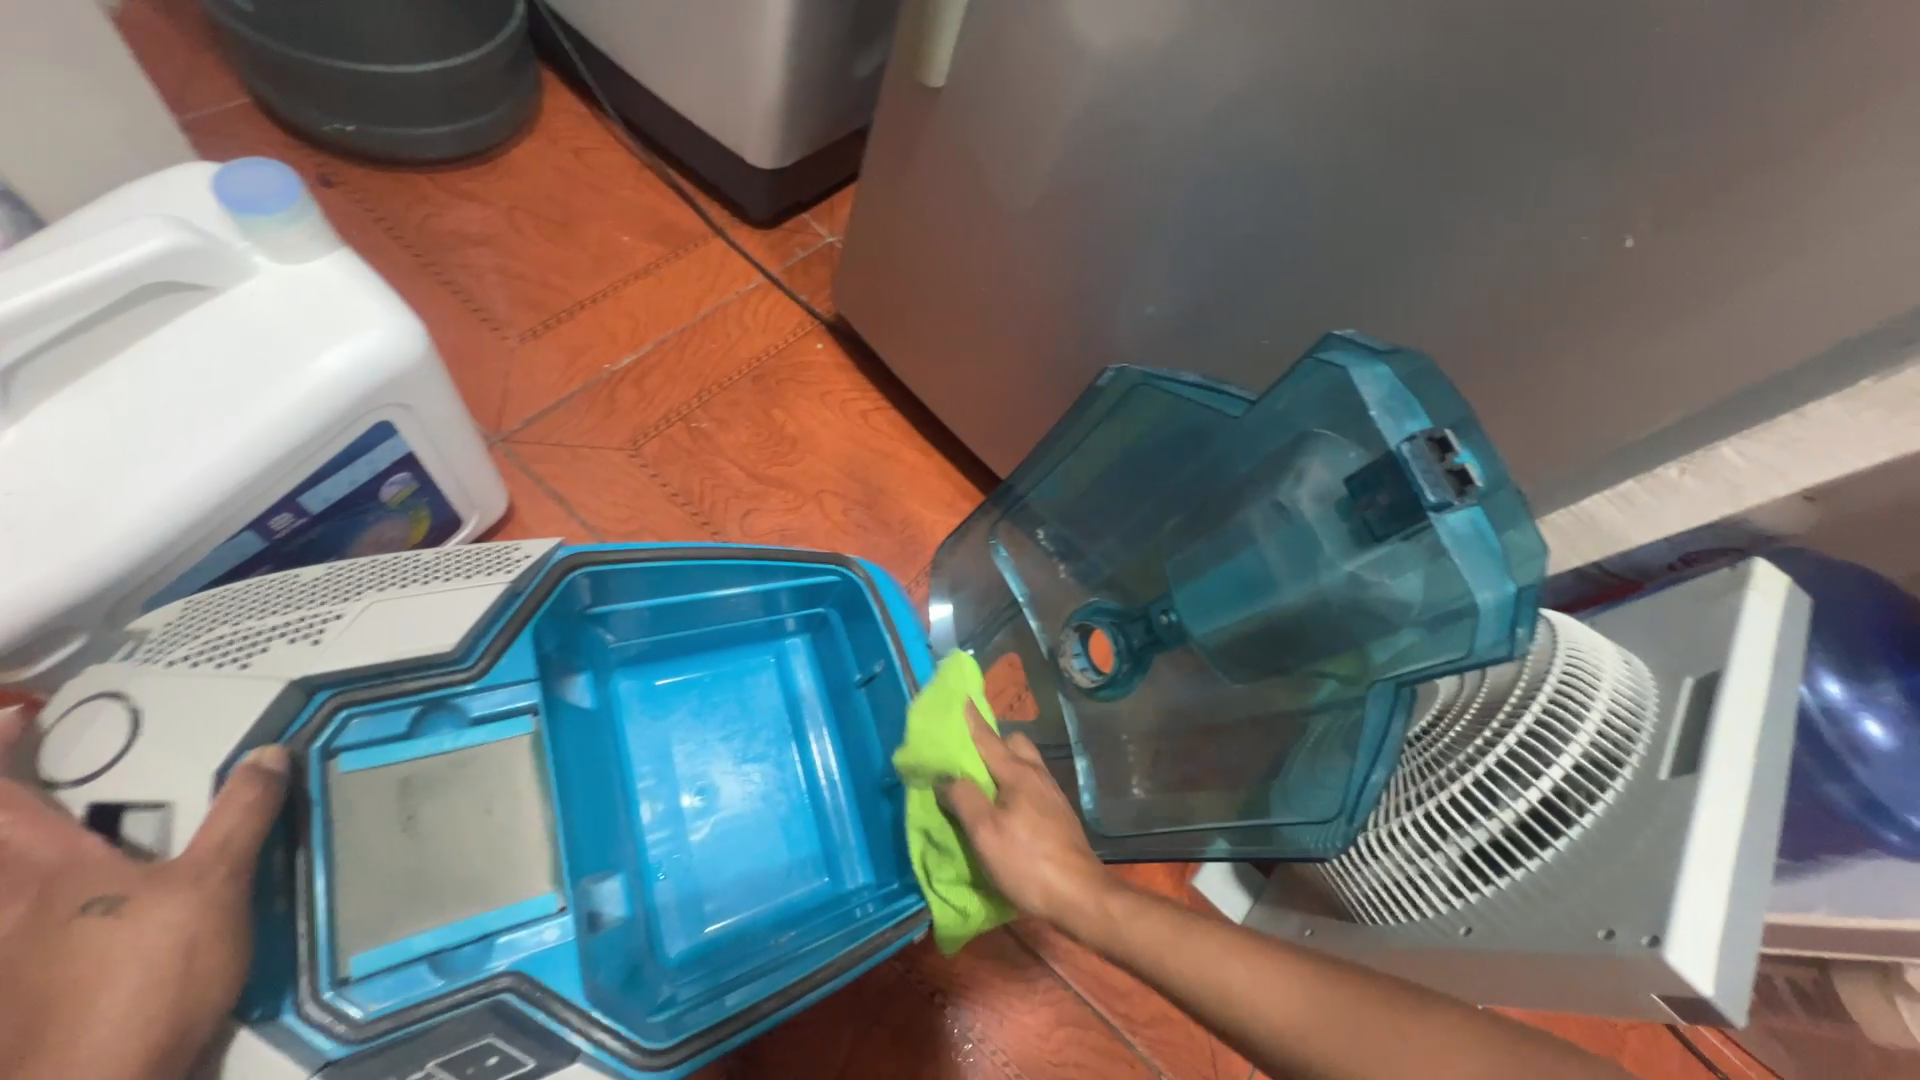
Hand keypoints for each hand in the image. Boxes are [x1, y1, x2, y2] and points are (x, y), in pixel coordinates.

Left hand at [0, 706, 290, 1079]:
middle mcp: (8, 904)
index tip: (22, 712)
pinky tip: (70, 915)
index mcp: (49, 869)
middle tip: (39, 772)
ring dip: (14, 851)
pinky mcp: (18, 994)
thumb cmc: (147, 976)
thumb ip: (241, 816)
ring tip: (62, 835)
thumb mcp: (215, 886)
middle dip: (3, 801)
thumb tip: (269, 753)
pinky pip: (14, 930)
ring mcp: (5, 954)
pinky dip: (30, 902)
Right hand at [937, 706, 1119, 935]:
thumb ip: (962, 798)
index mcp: (1017, 773)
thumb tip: (945, 777)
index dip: (969, 719)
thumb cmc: (1028, 861)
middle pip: (1013, 744)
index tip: (957, 699)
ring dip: (1002, 766)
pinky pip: (1031, 785)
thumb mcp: (984, 832)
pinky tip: (1004, 810)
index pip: (987, 737)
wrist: (1081, 896)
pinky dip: (1013, 786)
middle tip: (965, 761)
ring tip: (980, 787)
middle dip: (990, 743)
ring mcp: (1051, 795)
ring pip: (1024, 765)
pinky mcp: (1058, 815)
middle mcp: (1037, 775)